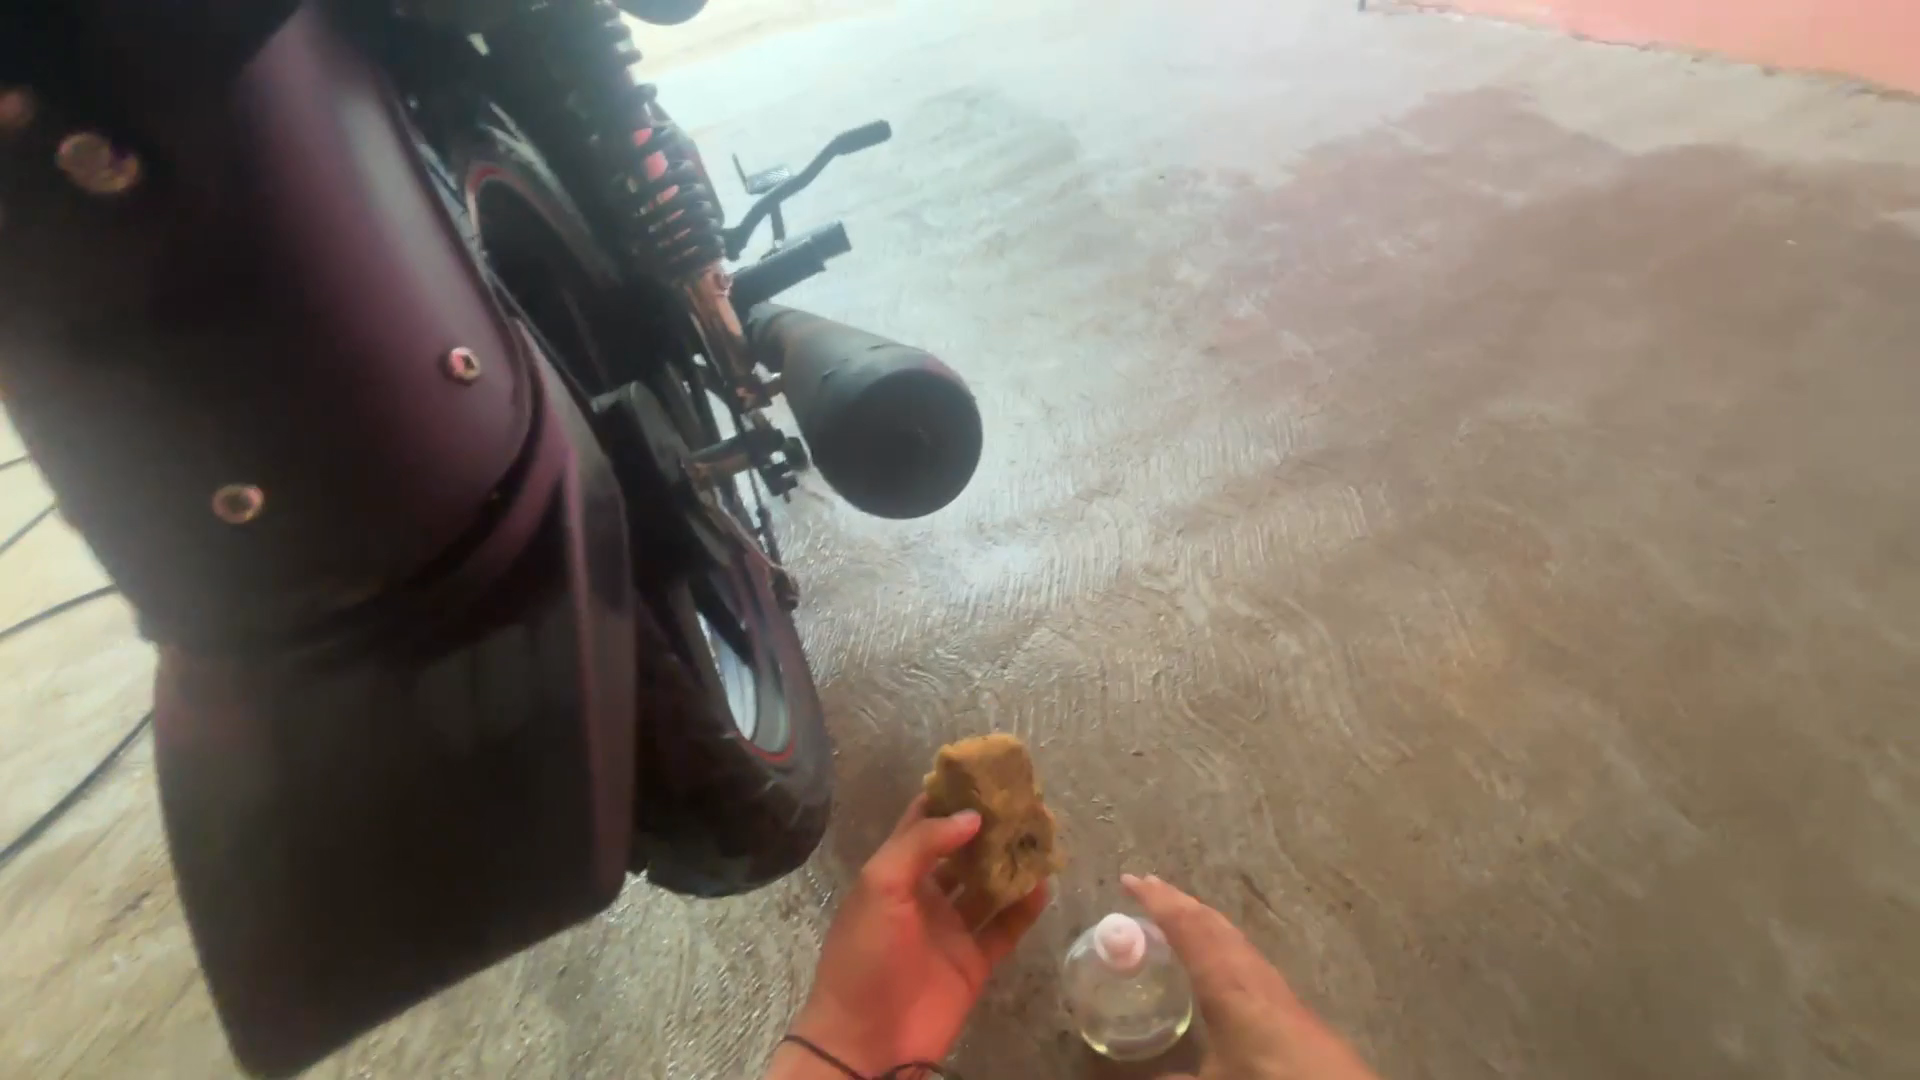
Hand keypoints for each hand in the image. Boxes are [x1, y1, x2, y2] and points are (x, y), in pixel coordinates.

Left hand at [774, 796, 1050, 1077]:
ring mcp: (950, 928)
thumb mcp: (881, 885)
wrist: (865, 1041)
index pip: (924, 822)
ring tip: (1040, 837)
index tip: (982, 774)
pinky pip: (1003, 928)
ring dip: (1010, 863)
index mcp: (896, 871)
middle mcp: (925, 893)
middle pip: (962, 851)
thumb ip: (923, 844)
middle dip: (988, 828)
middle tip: (1023, 803)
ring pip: (987, 885)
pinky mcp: (973, 961)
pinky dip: (1023, 908)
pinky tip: (1042, 886)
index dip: (950, 797)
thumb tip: (971, 816)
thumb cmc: (865, 953)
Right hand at [1123, 874, 1379, 1079]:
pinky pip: (1246, 954)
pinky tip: (1222, 959)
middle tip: (1147, 887)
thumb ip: (1170, 1077)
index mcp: (1225, 981)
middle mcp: (1251, 972)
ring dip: (1201, 918)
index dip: (1156, 900)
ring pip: (1232, 936)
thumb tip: (1130, 1075)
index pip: (1185, 927)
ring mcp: (1277, 986)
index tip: (1129, 880)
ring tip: (1179, 913)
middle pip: (1210, 922)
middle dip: (1177, 900)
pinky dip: (1222, 940)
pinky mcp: (1294, 1007)